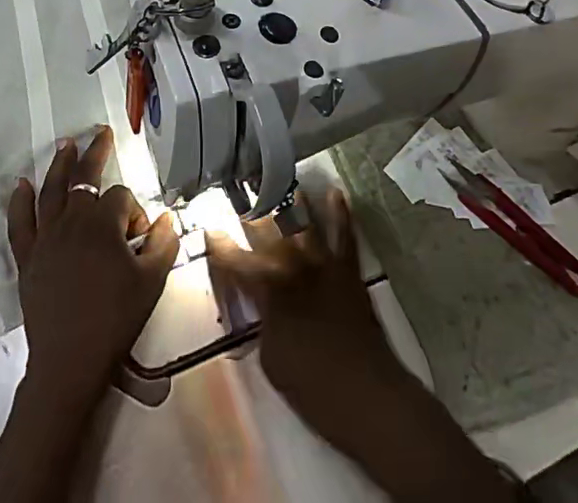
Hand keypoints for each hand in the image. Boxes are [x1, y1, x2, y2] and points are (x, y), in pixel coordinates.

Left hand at [5, 127, 179, 396]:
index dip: (136, 211)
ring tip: (66, 144)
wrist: (71, 356)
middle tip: (100, 133)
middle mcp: (71, 220)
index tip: (143, 237)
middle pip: (83, 178)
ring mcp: (45, 236)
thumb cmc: (115, 318)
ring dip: (59, 165)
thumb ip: (164, 245)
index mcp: (102, 224)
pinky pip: (19, 221)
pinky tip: (20, 183)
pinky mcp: (27, 254)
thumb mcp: (152, 282)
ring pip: (51, 190)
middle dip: (95, 153)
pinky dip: (19, 200)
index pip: (122, 197)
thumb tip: (166, 218)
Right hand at [207, 190, 409, 446]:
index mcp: (267, 292)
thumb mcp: (270, 358)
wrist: (370, 399)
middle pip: (266, 234)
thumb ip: (260, 322)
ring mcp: (323, 268)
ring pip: (303, 226)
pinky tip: (335, 192)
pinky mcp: (349, 274)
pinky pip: (345, 238)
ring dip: (289, 201)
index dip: (218, 245)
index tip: (208, 229)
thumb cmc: (312, 387)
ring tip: (275, 178)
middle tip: (236, 191)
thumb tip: (256, 305)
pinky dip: (340, 214)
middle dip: (248, 211)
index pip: (234, 261)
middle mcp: (293, 270)